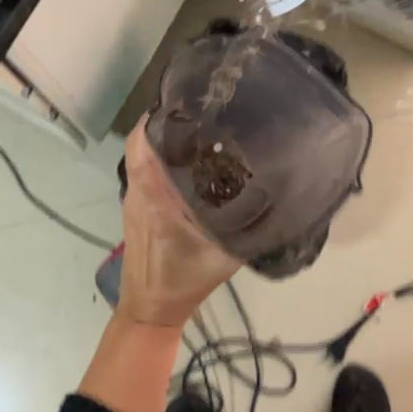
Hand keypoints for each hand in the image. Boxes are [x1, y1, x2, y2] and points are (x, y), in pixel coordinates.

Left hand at [115, 119, 241, 328]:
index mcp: (153, 195)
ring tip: (195, 126)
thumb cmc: (182, 281)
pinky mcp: (137, 206)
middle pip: (142, 143)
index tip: (183, 101)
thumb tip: (278, 201)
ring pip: (141, 155)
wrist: (150, 310)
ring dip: (161, 138)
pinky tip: (187, 158)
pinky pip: (143, 170)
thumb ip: (247, 230)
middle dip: (164, 121)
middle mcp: (138, 190)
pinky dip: (159, 156)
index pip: (142, 144)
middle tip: (197, 109)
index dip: (156, 118)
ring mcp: (134, 198)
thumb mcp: (222, 257)